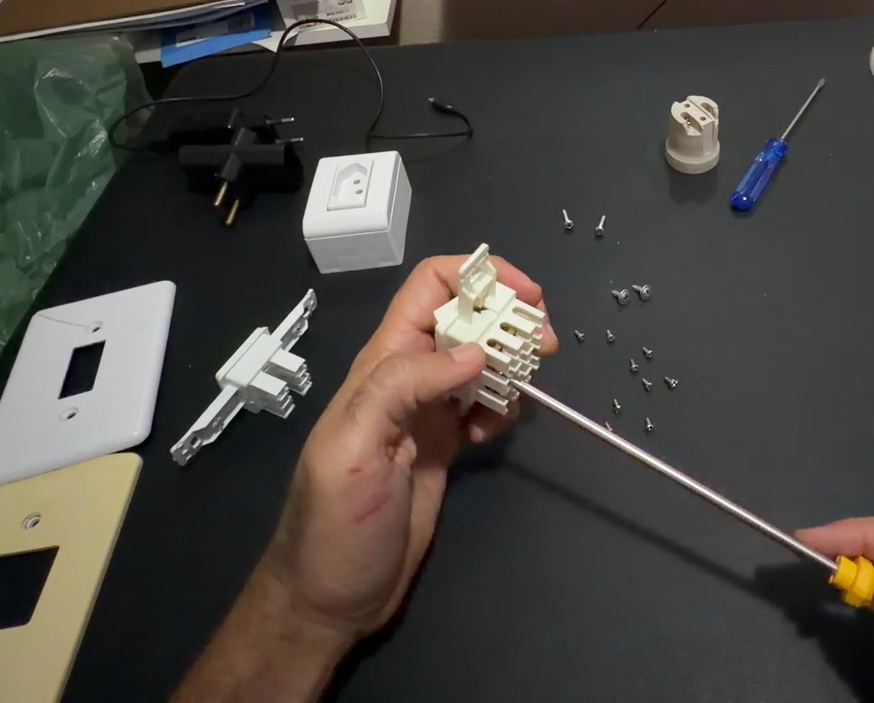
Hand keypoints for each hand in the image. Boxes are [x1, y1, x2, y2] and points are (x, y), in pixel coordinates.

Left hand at [255, 253, 555, 644]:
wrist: (329, 597)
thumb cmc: (333, 523)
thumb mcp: (354, 447)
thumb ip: (404, 387)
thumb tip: (475, 352)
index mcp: (384, 362)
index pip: (431, 287)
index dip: (478, 274)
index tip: (526, 294)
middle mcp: (410, 375)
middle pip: (467, 318)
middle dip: (510, 318)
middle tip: (544, 343)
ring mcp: (430, 409)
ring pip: (483, 359)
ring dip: (513, 361)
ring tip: (532, 383)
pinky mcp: (446, 441)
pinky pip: (486, 404)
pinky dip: (504, 407)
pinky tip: (498, 429)